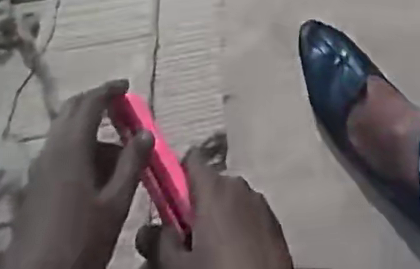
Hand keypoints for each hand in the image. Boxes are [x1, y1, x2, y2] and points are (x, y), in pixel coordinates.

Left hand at [1, 80, 152, 268]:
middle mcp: (50, 152)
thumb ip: (132, 164)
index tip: (127, 87)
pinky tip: (95, 177)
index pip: (90, 103)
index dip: (109, 90)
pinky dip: (78, 151)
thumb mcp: (115, 204)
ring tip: (117, 157)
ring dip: (89, 133)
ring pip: (64, 135)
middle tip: (121, 111)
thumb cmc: (79, 242)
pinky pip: (58, 155)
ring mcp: (38, 172)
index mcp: (71, 149)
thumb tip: (145, 133)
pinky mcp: (32, 191)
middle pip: (71, 112)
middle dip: (95, 104)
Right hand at [135, 146, 291, 268]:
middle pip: (208, 186)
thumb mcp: (179, 267)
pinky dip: (234, 227)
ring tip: (204, 254)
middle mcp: (239, 185)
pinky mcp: (273, 221)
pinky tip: (229, 256)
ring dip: (213, 219)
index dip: (174, 178)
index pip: (191, 160)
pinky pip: (245, 215)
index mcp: (215, 188)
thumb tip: (147, 229)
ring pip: (227, 202)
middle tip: (180, 242)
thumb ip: (160, 243)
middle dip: (192, 208)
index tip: (165, 205)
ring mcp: (259, 202)